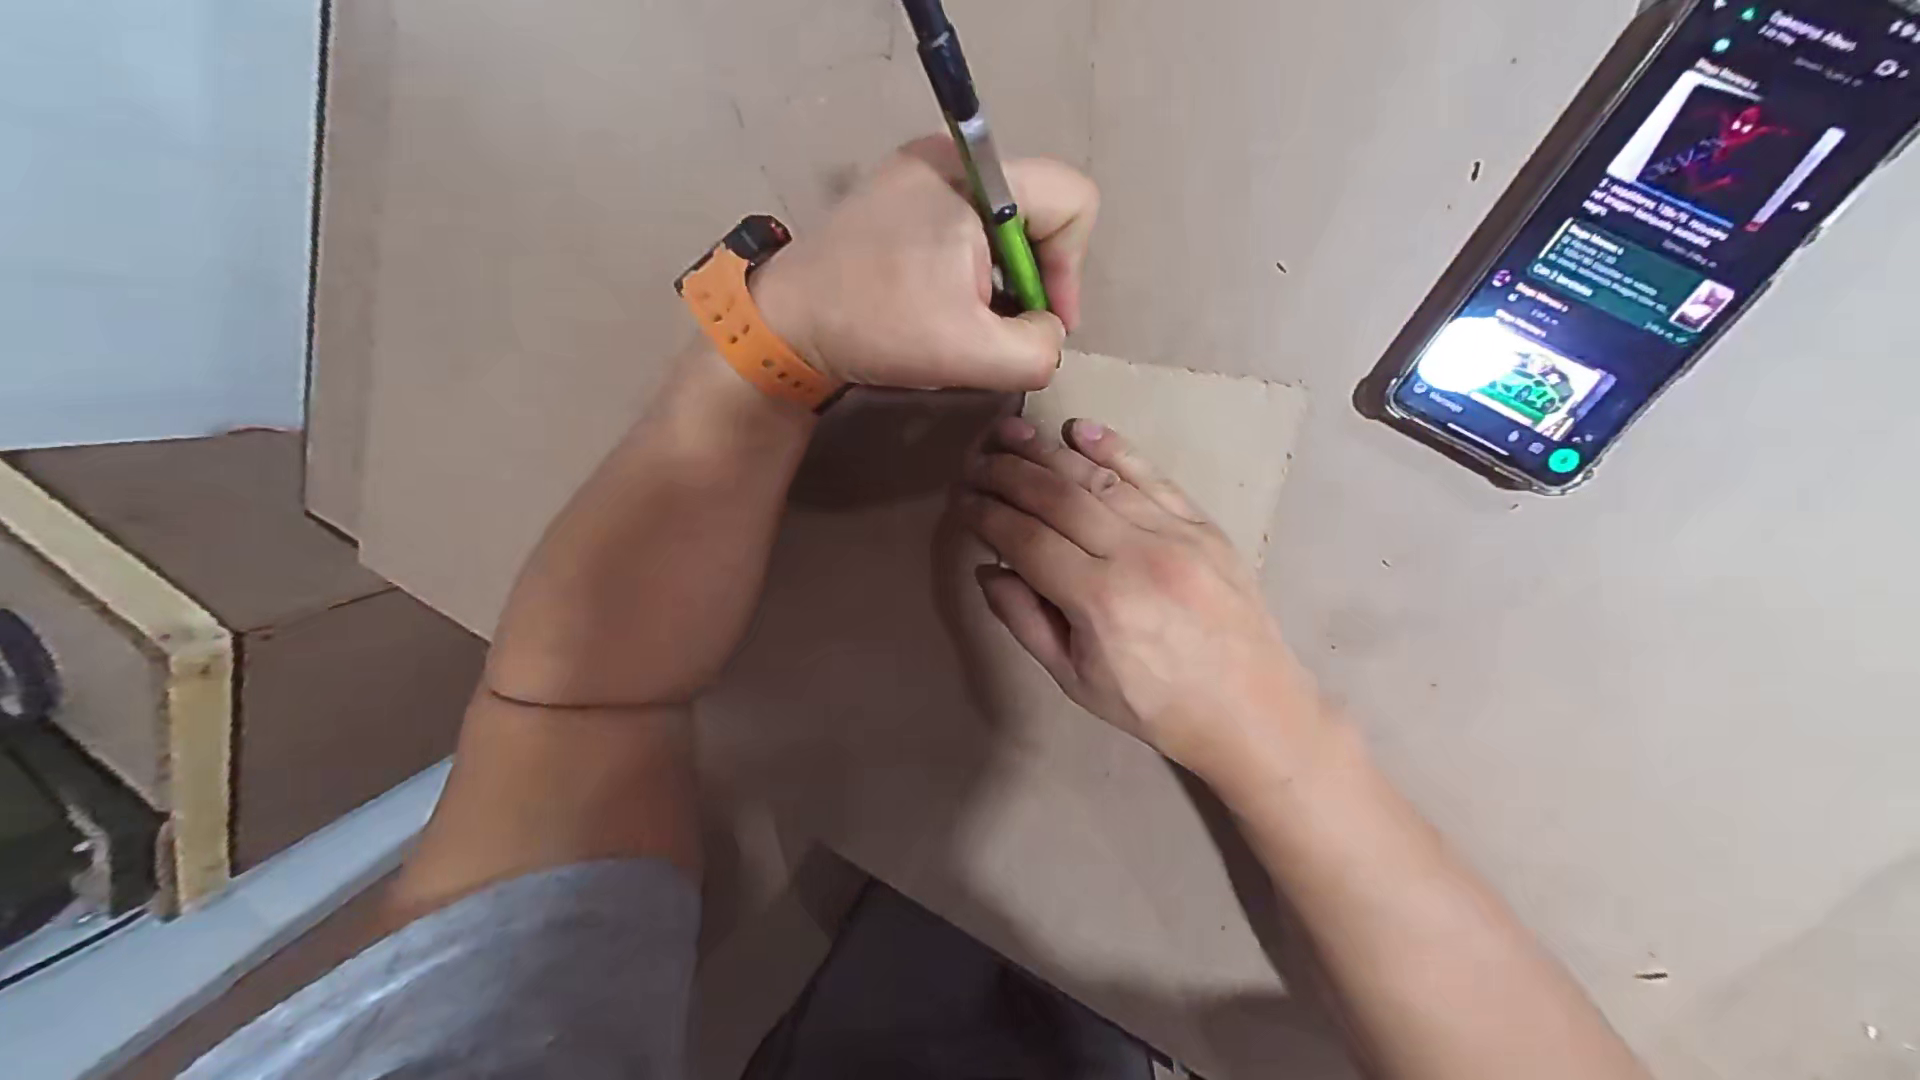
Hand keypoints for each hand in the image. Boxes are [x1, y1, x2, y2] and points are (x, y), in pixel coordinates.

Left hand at [750, 135, 1098, 391]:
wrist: (785, 323)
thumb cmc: (875, 327)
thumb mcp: (971, 352)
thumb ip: (1037, 350)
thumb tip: (1047, 333)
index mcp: (973, 177)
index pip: (1073, 201)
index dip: (1070, 269)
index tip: (1044, 322)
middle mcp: (950, 162)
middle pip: (1038, 214)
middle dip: (1032, 283)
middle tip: (1006, 333)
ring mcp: (920, 179)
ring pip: (1002, 231)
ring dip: (1001, 286)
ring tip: (970, 326)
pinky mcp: (900, 204)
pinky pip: (966, 235)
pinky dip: (971, 278)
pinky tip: (945, 311)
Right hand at [955, 417, 1329, 783]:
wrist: (1251, 709)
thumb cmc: (1154, 705)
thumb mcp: (1074, 680)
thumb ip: (1025, 621)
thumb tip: (988, 569)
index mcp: (1099, 601)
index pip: (1025, 539)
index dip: (986, 515)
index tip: (962, 501)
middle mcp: (1135, 555)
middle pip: (1056, 497)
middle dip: (1007, 473)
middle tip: (976, 462)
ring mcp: (1175, 533)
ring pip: (1098, 478)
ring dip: (1048, 451)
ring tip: (1012, 433)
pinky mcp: (1203, 524)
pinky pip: (1151, 475)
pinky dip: (1114, 447)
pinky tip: (1080, 429)